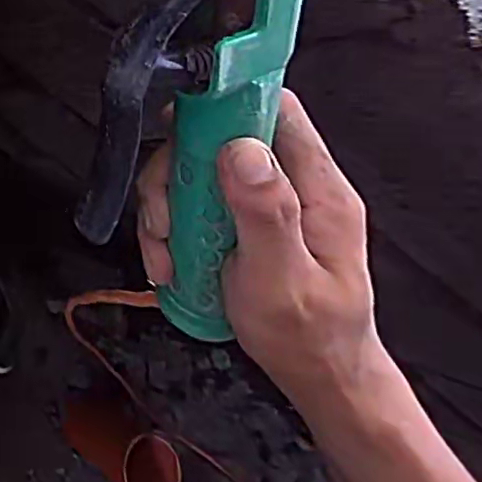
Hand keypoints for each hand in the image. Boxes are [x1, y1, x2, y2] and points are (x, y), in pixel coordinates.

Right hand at [136, 92, 481, 481]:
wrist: (318, 381)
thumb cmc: (309, 336)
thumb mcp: (285, 280)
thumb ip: (265, 213)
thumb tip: (240, 146)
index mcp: (316, 186)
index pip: (275, 109)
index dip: (228, 100)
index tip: (180, 123)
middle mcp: (285, 182)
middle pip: (213, 138)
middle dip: (175, 173)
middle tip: (163, 218)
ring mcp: (254, 200)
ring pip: (190, 170)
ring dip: (164, 207)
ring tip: (163, 253)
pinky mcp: (231, 219)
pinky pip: (185, 202)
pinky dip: (167, 228)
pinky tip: (167, 263)